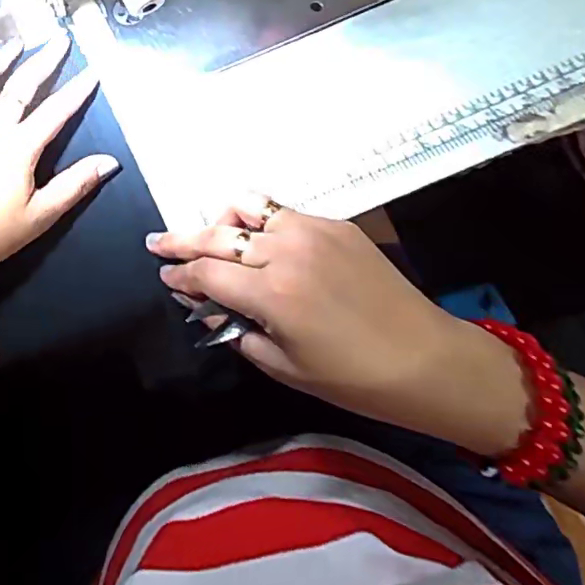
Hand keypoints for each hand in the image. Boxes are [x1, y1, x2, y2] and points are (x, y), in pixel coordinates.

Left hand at [0, 36, 117, 303]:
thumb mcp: (40, 216)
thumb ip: (75, 184)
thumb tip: (108, 162)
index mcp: (18, 148)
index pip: (56, 110)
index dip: (78, 89)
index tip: (93, 72)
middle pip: (21, 85)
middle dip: (44, 60)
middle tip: (59, 41)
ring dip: (0, 58)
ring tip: (15, 43)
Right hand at [151, 197, 529, 453]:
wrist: (426, 357)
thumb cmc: (353, 378)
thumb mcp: (284, 366)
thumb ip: (237, 330)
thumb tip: (207, 306)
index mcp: (272, 293)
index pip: (207, 272)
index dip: (180, 275)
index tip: (164, 276)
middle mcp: (287, 250)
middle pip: (218, 233)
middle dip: (182, 239)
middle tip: (159, 242)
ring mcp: (313, 229)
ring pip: (250, 206)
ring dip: (223, 219)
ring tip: (215, 236)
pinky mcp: (335, 223)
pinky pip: (284, 212)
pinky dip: (262, 223)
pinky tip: (262, 243)